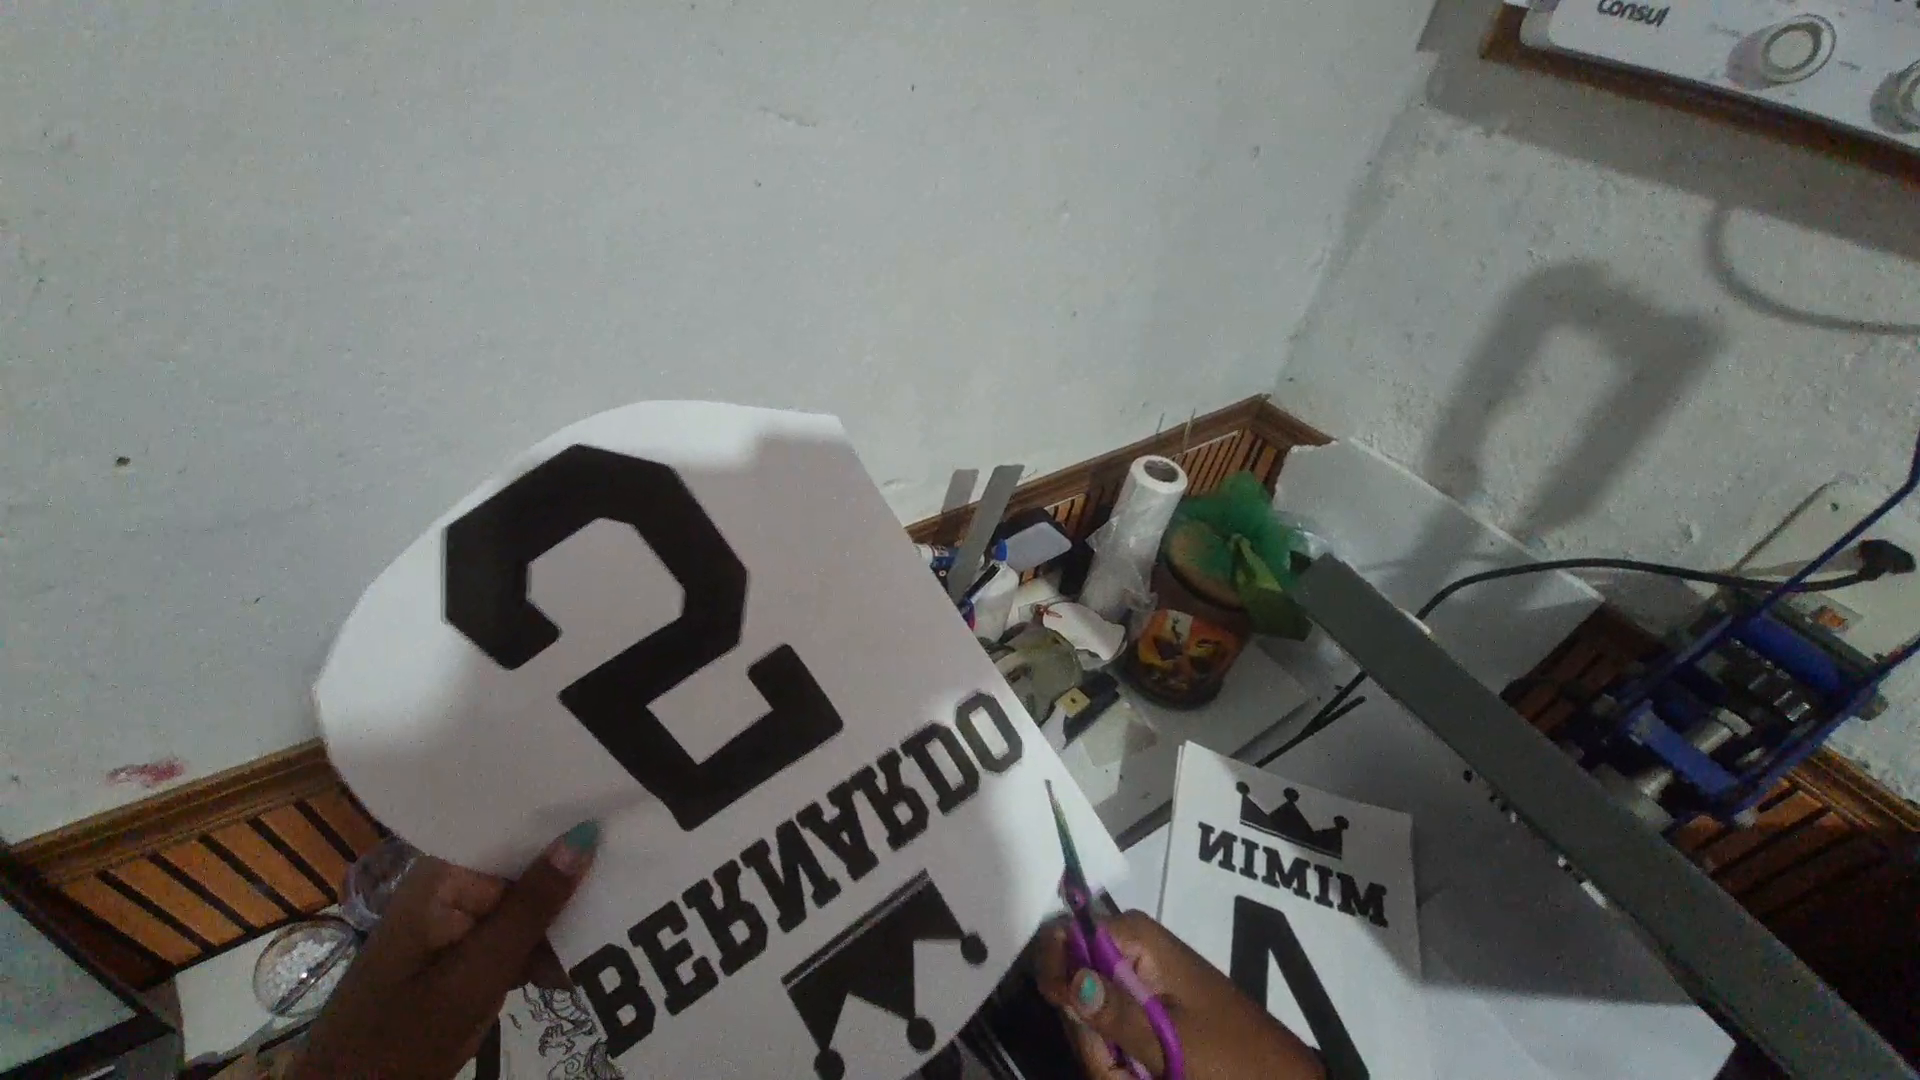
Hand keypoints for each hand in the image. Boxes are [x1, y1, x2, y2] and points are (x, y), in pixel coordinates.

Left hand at [290, 822, 599, 1079]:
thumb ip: (533, 906)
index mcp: (443, 874)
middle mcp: (453, 885)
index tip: (618, 805)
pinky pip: (523, 930)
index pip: (512, 822)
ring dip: (568, 915)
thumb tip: (587, 835)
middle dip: (576, 868)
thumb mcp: (478, 973)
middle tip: (635, 864)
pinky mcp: (471, 950)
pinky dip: (550, 946)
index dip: (563, 811)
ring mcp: (462, 919)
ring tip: (620, 917)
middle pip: (528, 858)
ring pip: (532, 897)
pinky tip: (582, 964)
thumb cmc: (402, 1036)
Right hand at [1032, 911, 1324, 1079]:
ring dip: (1109, 1061)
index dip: (1057, 978)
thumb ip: (1116, 1012)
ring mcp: (1133, 983)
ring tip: (1145, 1075)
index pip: (1064, 936)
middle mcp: (1127, 950)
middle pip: (1072, 988)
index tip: (1069, 1017)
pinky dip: (1121, 1065)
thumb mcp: (1172, 1040)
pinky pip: (1108, 1036)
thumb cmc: (1231, 1055)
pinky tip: (1144, 1075)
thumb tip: (1070, 980)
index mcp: (1133, 936)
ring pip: (1087, 1021)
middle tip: (1128, 1071)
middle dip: (1094, 1040)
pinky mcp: (1140, 1012)